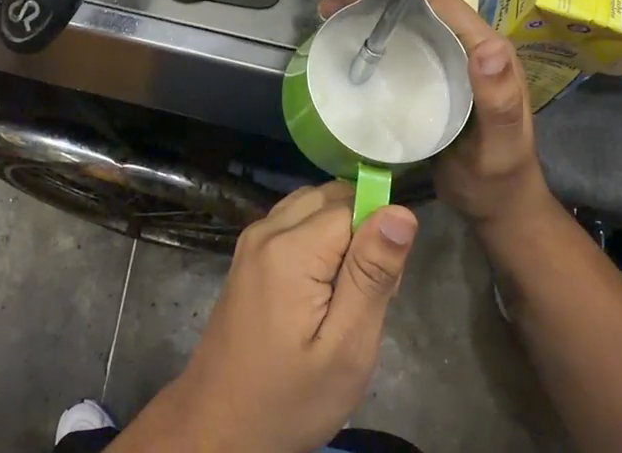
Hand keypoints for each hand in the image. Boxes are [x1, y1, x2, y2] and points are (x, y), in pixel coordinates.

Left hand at [123, 182, 416, 452]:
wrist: (220, 425)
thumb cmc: (289, 396)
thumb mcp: (347, 348)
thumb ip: (372, 274)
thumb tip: (401, 211)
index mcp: (290, 247)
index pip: (354, 203)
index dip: (378, 239)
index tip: (381, 288)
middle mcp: (266, 229)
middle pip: (331, 197)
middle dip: (361, 230)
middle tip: (365, 295)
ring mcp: (252, 239)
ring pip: (313, 205)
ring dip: (340, 234)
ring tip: (345, 294)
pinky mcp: (248, 254)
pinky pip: (293, 223)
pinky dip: (317, 241)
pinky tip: (322, 290)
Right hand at [319, 0, 548, 227]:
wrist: (499, 210)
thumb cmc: (500, 179)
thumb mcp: (501, 143)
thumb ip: (499, 100)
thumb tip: (490, 49)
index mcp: (489, 50)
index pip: (441, 2)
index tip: (354, 1)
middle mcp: (470, 47)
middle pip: (420, 7)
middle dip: (375, 1)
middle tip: (332, 12)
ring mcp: (452, 63)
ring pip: (409, 24)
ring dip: (371, 18)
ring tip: (333, 25)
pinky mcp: (435, 79)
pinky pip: (404, 48)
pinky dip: (376, 42)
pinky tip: (350, 51)